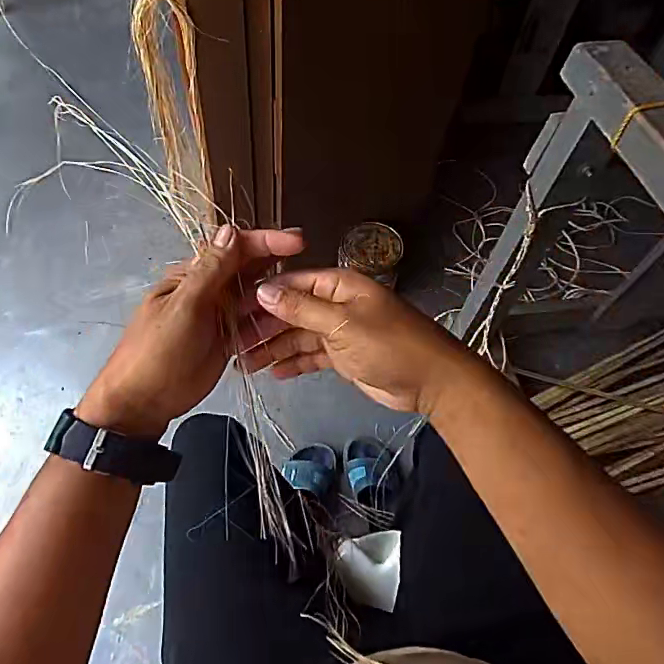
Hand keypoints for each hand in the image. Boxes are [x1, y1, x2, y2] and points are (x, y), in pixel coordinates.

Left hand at [79, 225, 304, 437]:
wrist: (142, 403)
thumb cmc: (157, 352)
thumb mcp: (184, 307)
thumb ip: (211, 271)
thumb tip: (230, 230)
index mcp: (193, 275)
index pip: (234, 247)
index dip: (267, 241)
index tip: (297, 241)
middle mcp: (209, 288)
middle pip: (249, 268)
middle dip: (277, 262)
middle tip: (308, 262)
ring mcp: (219, 313)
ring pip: (255, 295)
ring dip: (276, 293)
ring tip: (302, 297)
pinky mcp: (228, 337)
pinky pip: (254, 321)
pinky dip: (270, 319)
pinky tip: (289, 319)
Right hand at [243, 268, 488, 415]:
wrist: (431, 380)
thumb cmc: (390, 345)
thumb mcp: (343, 324)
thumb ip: (302, 308)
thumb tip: (264, 290)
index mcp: (341, 286)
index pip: (294, 282)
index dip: (264, 294)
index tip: (233, 308)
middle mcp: (338, 305)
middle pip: (293, 311)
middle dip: (264, 326)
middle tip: (233, 343)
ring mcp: (342, 332)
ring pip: (299, 336)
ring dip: (274, 348)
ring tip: (244, 364)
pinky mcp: (345, 357)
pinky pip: (312, 356)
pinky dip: (294, 363)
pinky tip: (273, 373)